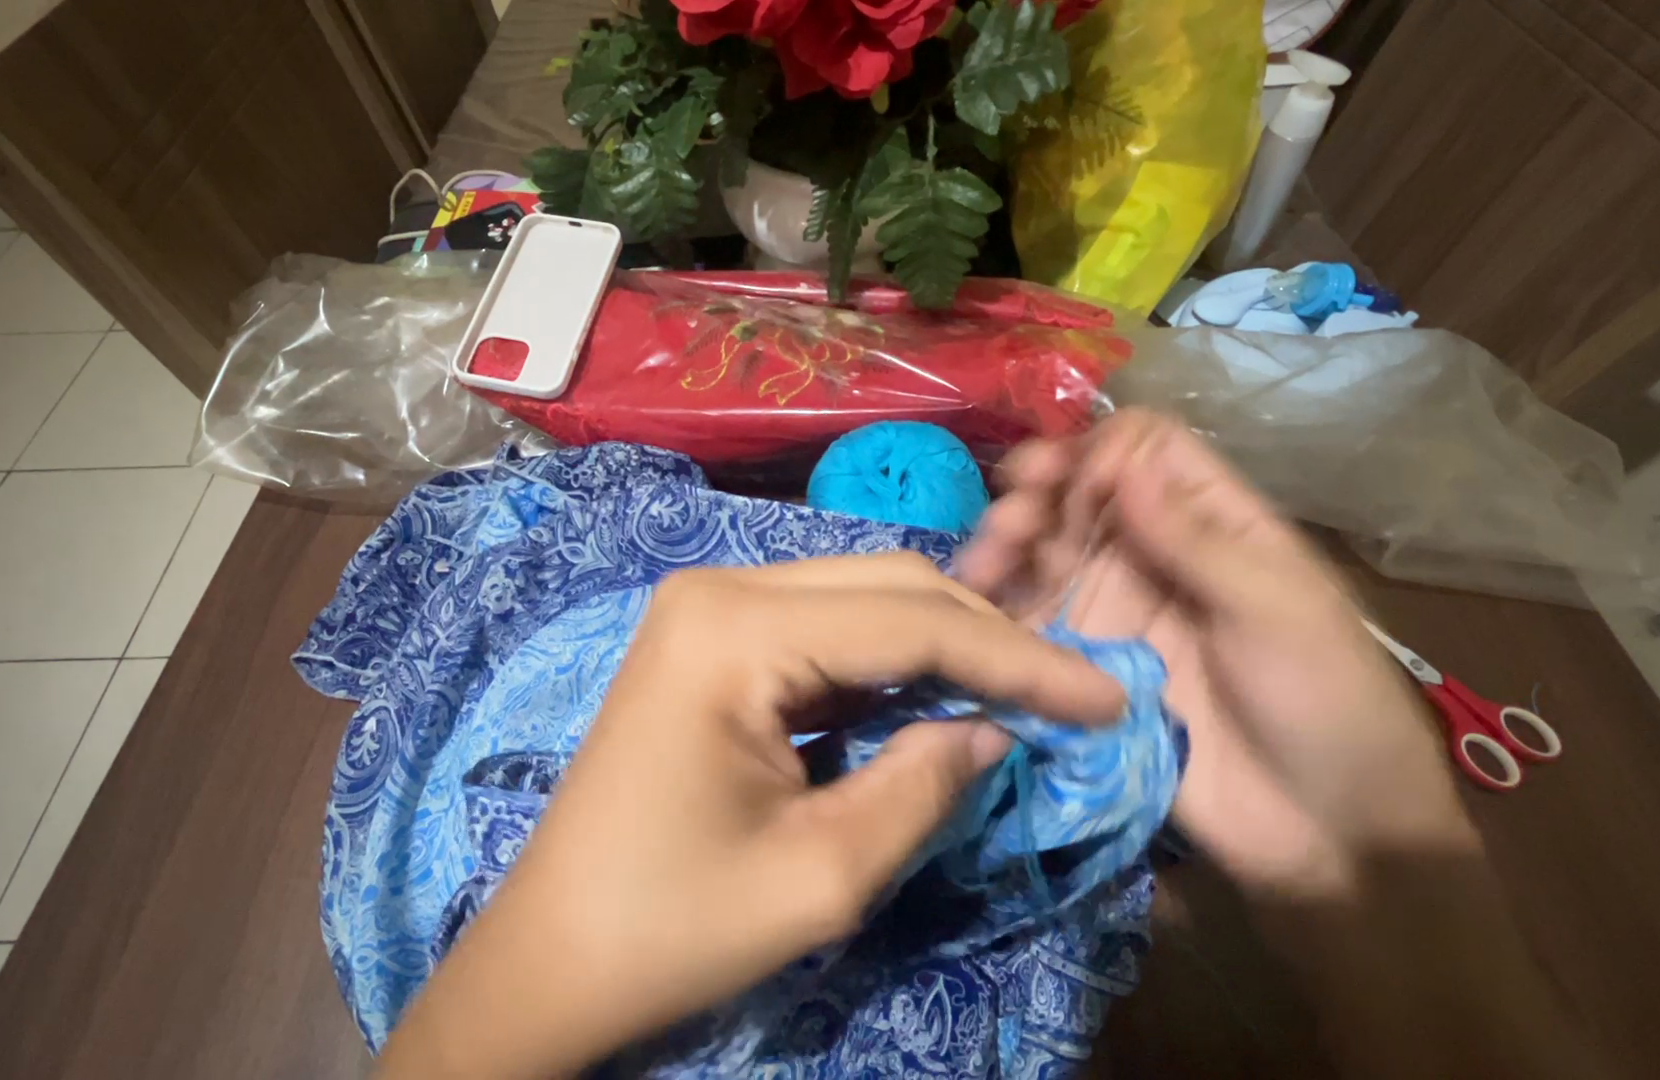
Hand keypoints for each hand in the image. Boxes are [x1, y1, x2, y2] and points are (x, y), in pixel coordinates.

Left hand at [381, 553, 1123, 1079]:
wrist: (552, 954)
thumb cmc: (672, 925)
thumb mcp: (822, 875)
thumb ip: (924, 787)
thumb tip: (993, 729)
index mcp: (733, 629)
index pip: (910, 621)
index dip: (1020, 660)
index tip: (1108, 700)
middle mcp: (718, 589)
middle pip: (887, 587)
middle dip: (985, 640)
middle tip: (1071, 697)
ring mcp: (707, 609)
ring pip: (858, 600)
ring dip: (941, 646)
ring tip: (1024, 696)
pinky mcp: (707, 640)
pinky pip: (819, 631)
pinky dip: (886, 663)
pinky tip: (938, 696)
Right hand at [955, 410, 1476, 895]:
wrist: (1320, 835)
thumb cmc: (1325, 704)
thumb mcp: (1279, 609)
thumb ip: (1195, 537)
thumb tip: (1120, 459)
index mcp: (1213, 525)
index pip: (1145, 450)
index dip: (1105, 450)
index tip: (1079, 483)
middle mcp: (1150, 555)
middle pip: (1077, 495)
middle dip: (1038, 491)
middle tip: (1010, 514)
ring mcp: (1107, 608)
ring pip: (1040, 548)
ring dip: (1005, 539)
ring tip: (983, 560)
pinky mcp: (1074, 661)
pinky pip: (1024, 617)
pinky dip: (993, 601)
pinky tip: (972, 600)